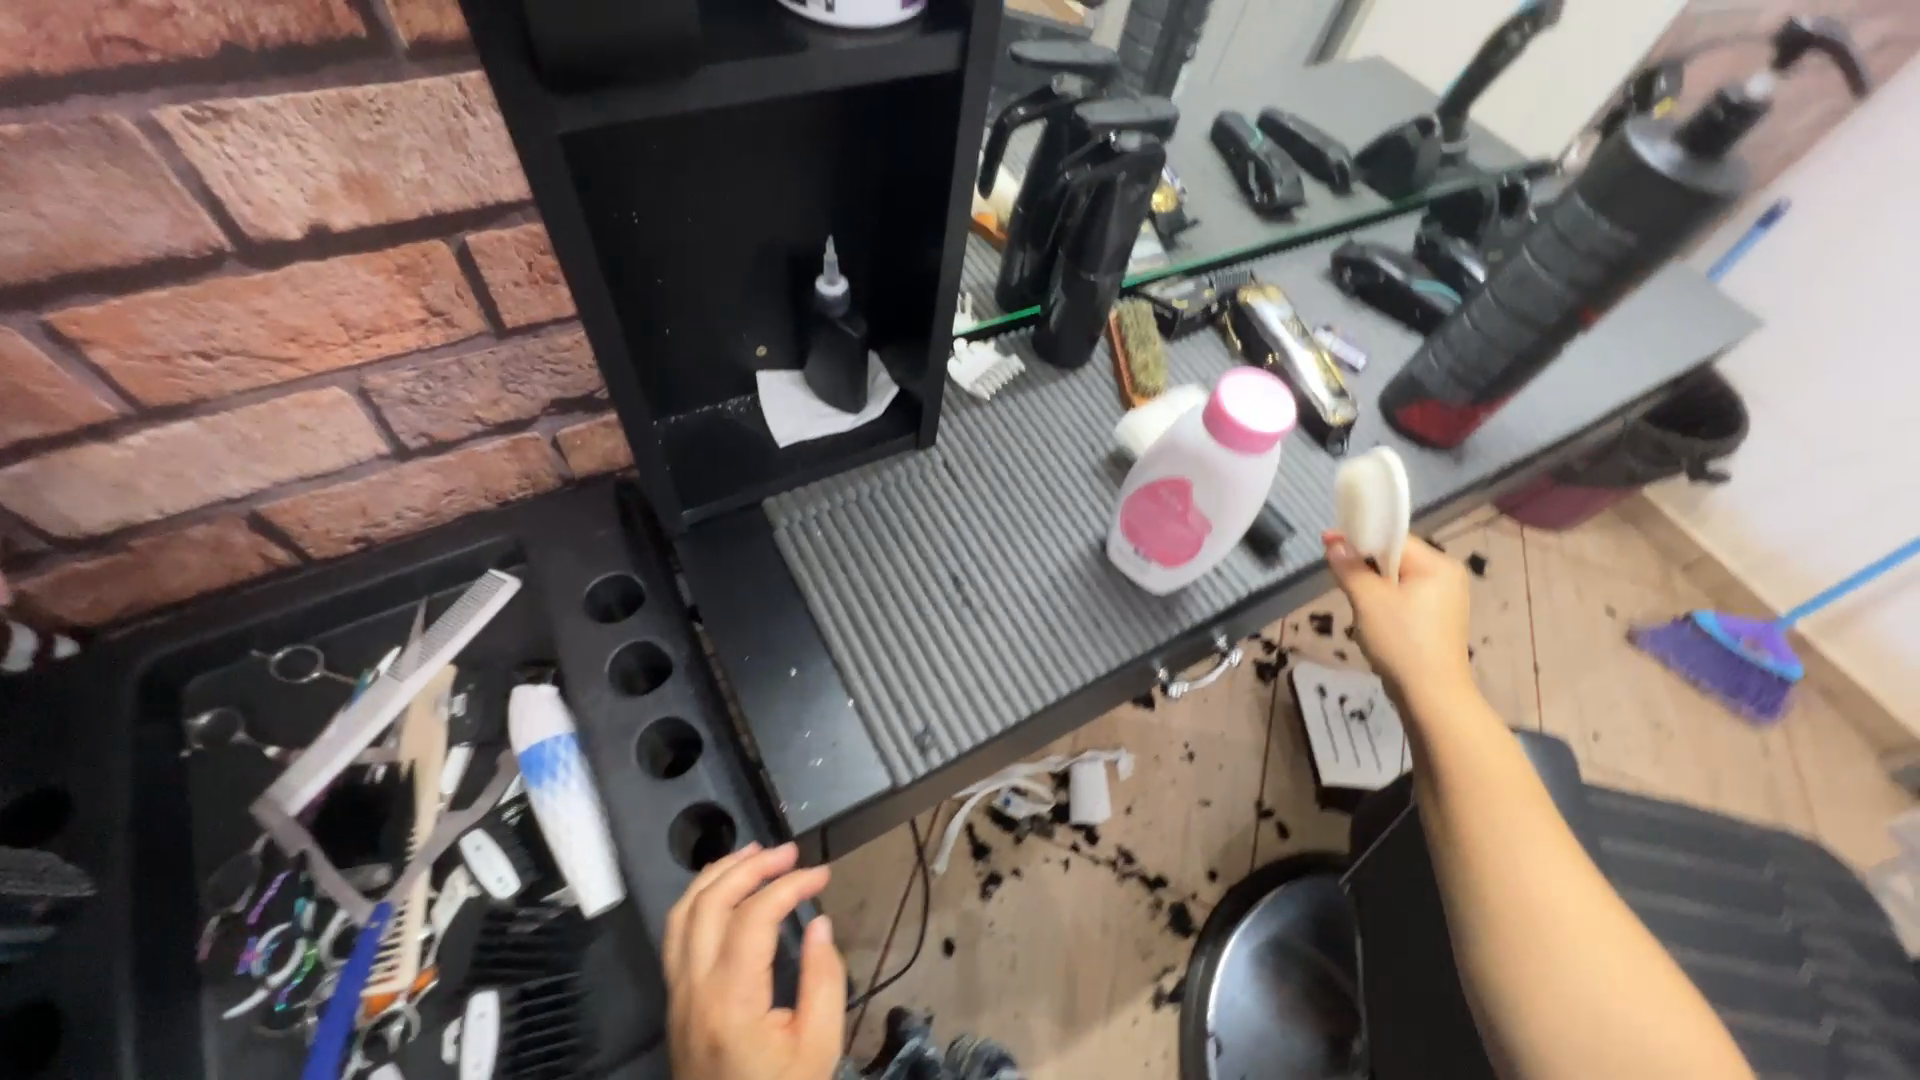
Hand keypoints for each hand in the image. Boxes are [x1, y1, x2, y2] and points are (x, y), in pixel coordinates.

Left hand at [665, 843, 845, 1079]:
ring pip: (682, 914)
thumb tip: (819, 925)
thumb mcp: (819, 1047)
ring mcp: (678, 995)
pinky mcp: (675, 1002)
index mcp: (731, 1001)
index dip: (788, 886)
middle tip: (789, 852)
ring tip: (754, 855)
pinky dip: (699, 899)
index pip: (753, 917)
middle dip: (750, 867)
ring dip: (717, 875)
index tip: (822, 875)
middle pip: (709, 903)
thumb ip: (824, 980)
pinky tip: (724, 890)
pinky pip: (676, 935)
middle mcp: (694, 989)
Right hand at [1323, 531, 1474, 713]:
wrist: (1431, 695)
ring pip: (1397, 579)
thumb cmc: (1401, 641)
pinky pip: (1405, 597)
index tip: (1328, 544)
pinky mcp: (1438, 620)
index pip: (1393, 538)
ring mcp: (1445, 599)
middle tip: (1339, 579)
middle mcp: (1447, 576)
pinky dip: (1384, 602)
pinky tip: (1373, 620)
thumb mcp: (1368, 600)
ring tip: (1357, 605)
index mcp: (1438, 565)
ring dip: (1372, 586)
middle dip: (1365, 566)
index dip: (1359, 538)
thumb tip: (1333, 541)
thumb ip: (1349, 567)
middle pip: (1395, 557)